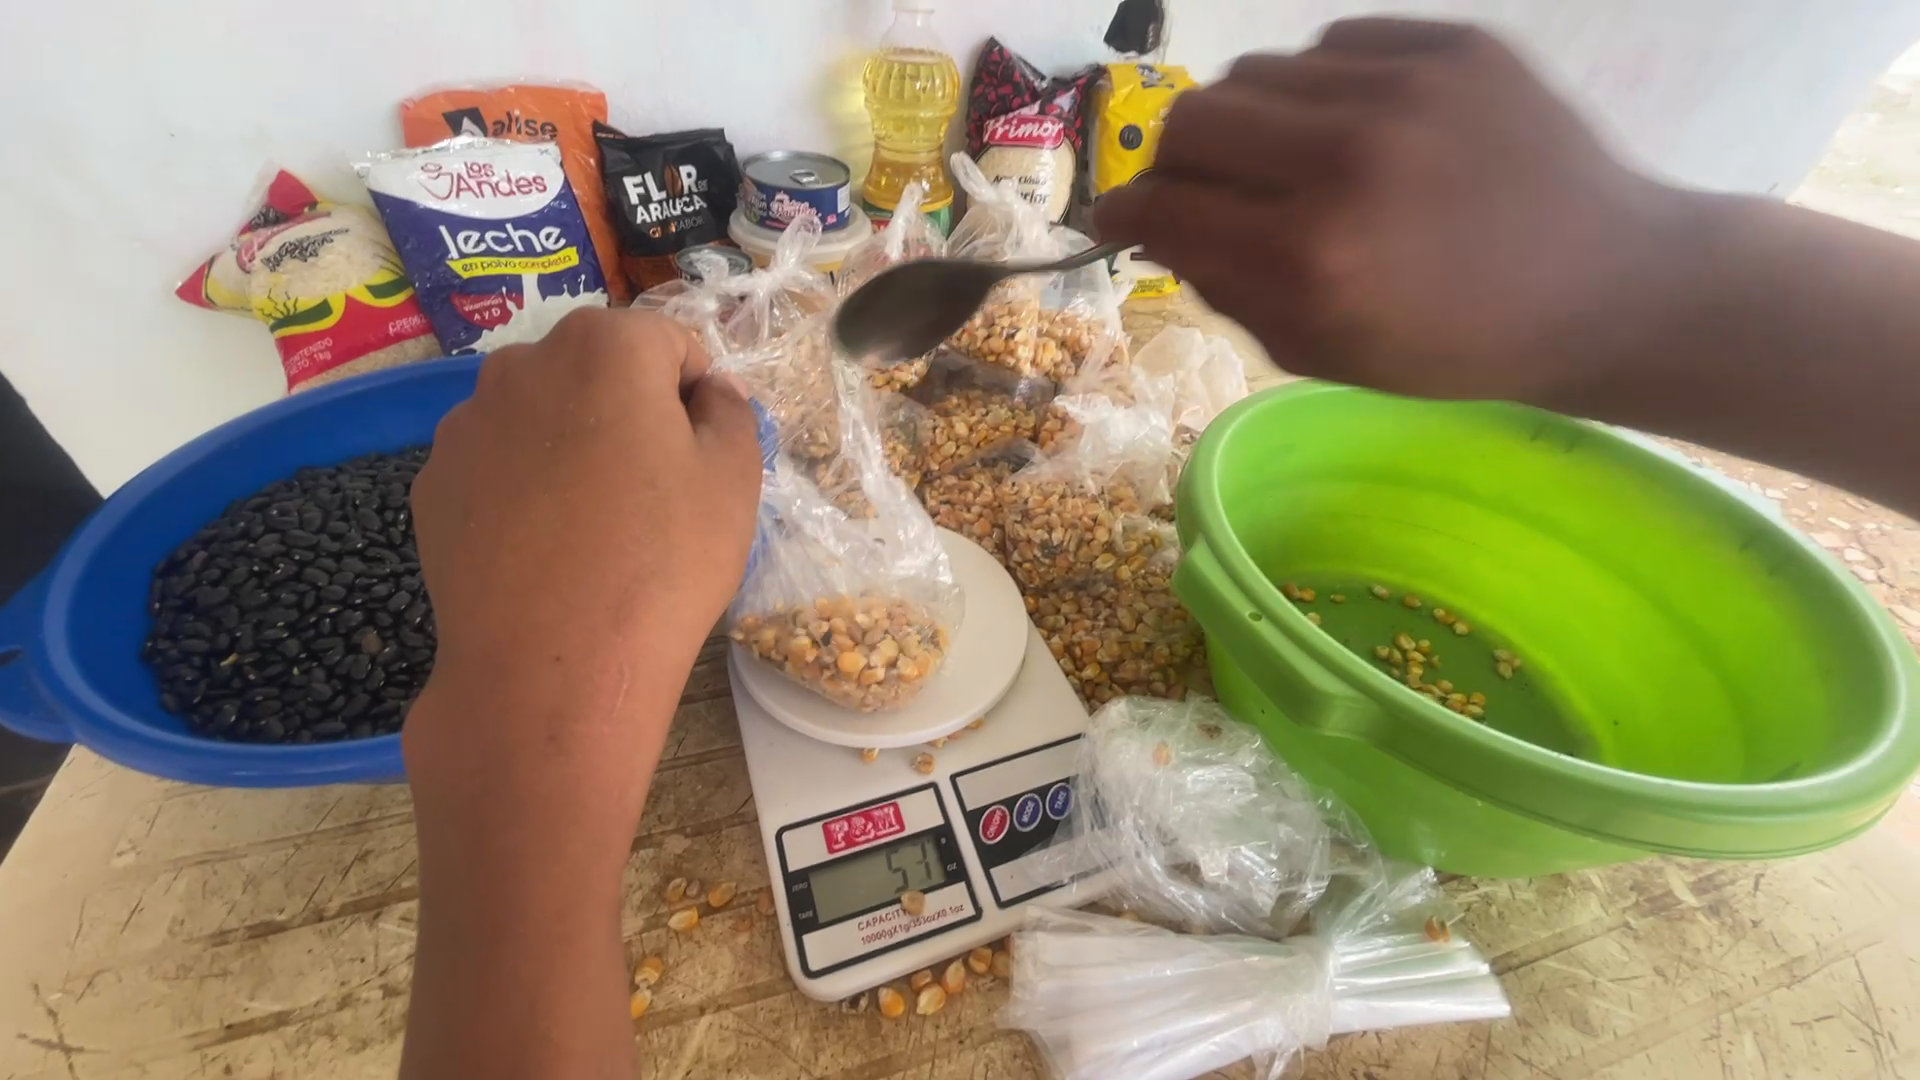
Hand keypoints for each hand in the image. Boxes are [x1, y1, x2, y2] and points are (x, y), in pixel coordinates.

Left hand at [405, 309, 761, 805]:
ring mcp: (465, 425)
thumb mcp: (735, 478)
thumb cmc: (664, 559)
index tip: (707, 449)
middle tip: (661, 485)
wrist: (554, 666)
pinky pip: (503, 463)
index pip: (669, 340)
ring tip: (601, 522)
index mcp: (605, 347)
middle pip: (600, 368)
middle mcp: (521, 365)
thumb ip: (732, 411)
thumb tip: (709, 391)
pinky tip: (551, 547)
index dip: (699, 390)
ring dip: (580, 442)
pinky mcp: (435, 485)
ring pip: (546, 414)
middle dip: (635, 408)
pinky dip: (531, 484)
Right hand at [1096, 18, 1687, 405]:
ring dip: (1241, 126)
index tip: (1114, 217)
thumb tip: (1163, 230)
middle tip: (1192, 191)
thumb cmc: (1440, 347)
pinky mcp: (1450, 43)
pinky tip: (1345, 133)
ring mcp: (1401, 87)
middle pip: (1190, 119)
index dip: (1122, 211)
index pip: (1165, 207)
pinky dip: (1310, 94)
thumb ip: (1223, 288)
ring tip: (1278, 165)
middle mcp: (1342, 159)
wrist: (1601, 286)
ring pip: (1251, 75)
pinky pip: (1327, 48)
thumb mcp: (1310, 352)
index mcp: (1306, 258)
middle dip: (1170, 161)